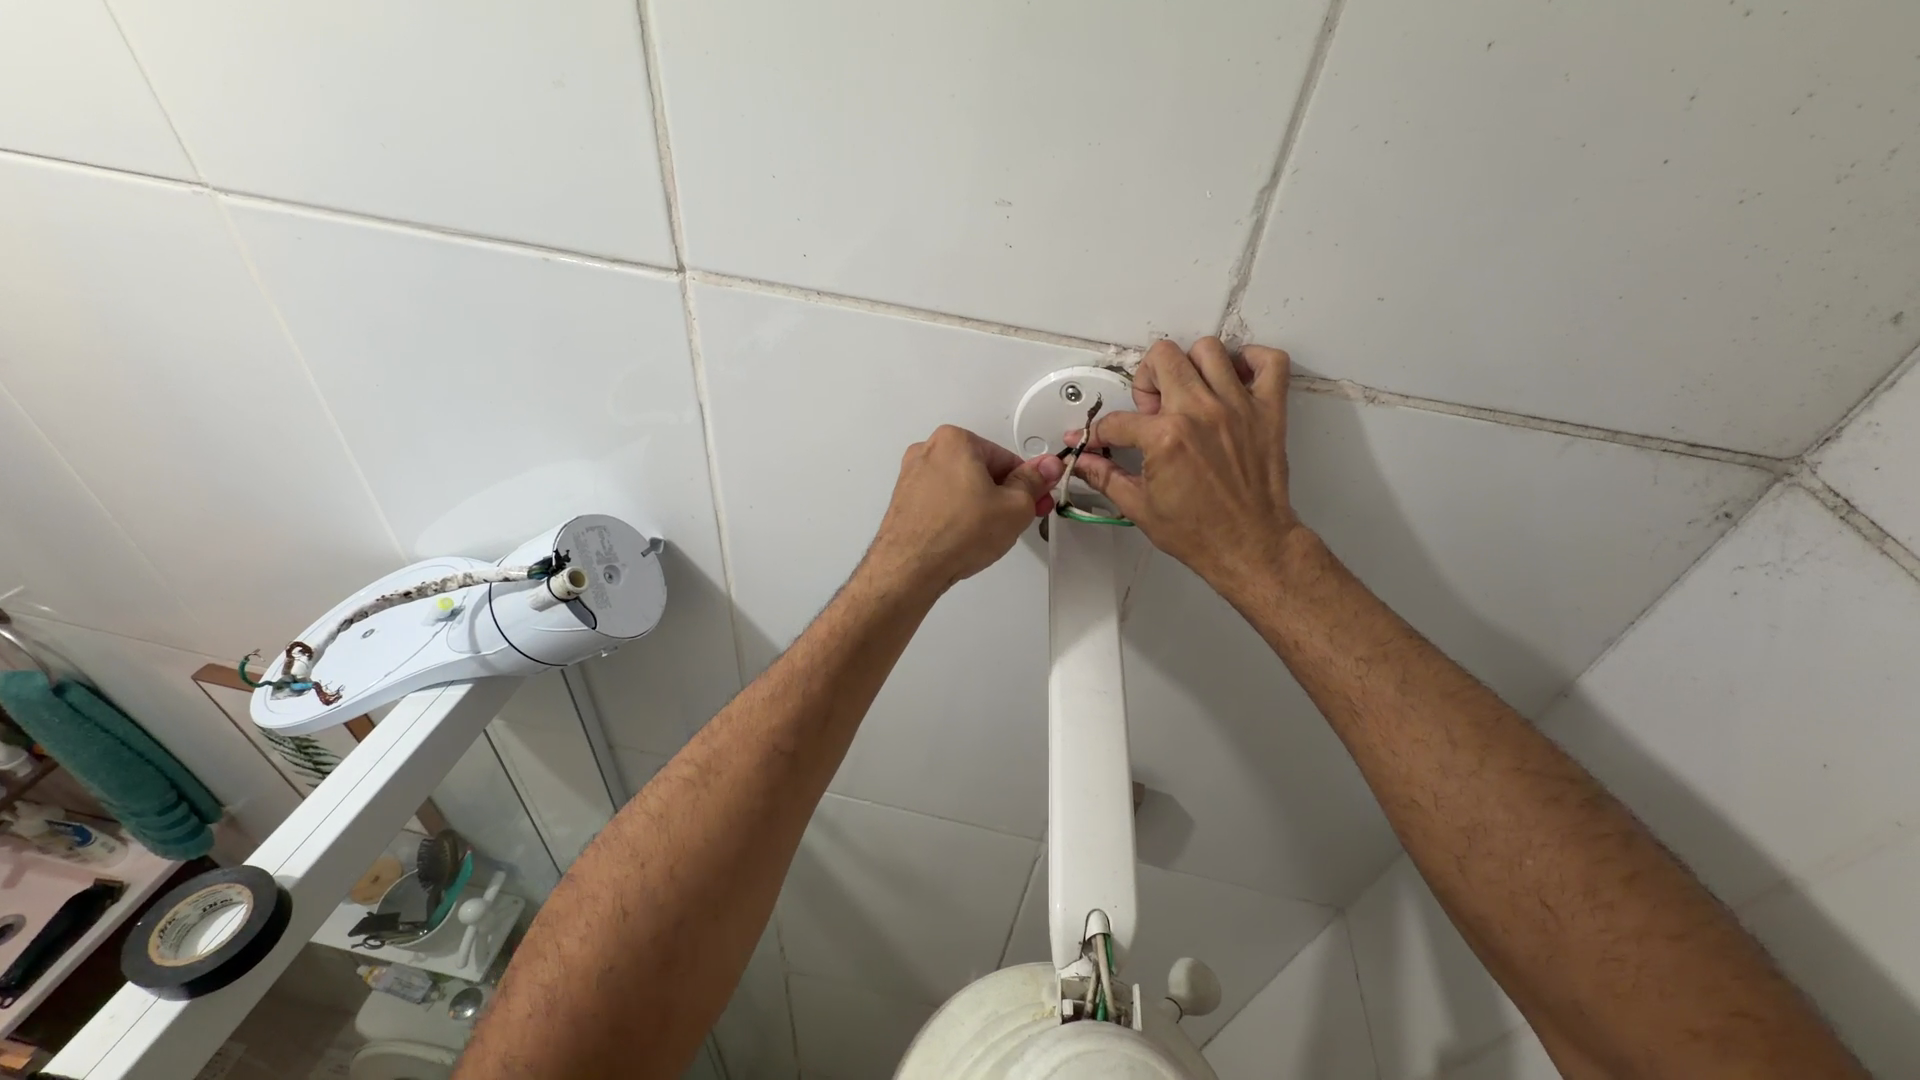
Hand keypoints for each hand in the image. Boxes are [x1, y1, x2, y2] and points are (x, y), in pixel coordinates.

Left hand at [867, 426, 1064, 591]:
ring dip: (979, 506)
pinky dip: (956, 516)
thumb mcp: (1015, 506)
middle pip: (981, 471)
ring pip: (961, 488)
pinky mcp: (904, 501)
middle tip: (1014, 521)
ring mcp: (912, 477)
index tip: (1034, 501)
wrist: (910, 567)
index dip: (1026, 484)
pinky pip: (942, 503)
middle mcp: (928, 451)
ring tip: (986, 534)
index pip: (1006, 458)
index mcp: (956, 440)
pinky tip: (964, 538)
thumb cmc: (956, 533)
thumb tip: (1046, 467)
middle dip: (1002, 495)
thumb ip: (1034, 482)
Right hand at [1073, 338, 1301, 595]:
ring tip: (1188, 393)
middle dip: (1146, 380)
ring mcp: (1237, 407)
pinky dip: (1253, 360)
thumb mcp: (1139, 507)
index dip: (1100, 432)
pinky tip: (1233, 380)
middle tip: (1151, 409)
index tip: (1100, 439)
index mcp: (1165, 438)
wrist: (1249, 547)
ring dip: (1191, 366)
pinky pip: (1270, 361)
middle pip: (1162, 357)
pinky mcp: (1268, 412)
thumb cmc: (1200, 533)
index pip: (1117, 420)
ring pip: (1209, 349)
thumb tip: (1084, 461)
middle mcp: (1200, 413)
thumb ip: (1106, 477)